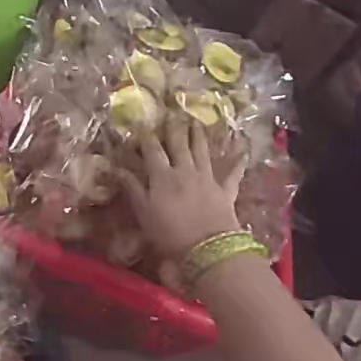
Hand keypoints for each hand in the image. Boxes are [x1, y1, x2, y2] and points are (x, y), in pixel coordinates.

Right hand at [119, 113, 246, 258]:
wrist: (206, 247)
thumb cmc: (168, 233)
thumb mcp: (143, 212)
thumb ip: (132, 188)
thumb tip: (116, 167)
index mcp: (162, 175)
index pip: (152, 150)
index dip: (146, 136)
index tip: (142, 125)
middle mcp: (185, 169)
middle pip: (179, 143)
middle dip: (174, 127)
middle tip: (172, 112)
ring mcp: (207, 177)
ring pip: (202, 150)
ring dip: (199, 134)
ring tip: (197, 121)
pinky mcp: (225, 190)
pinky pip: (233, 173)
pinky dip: (238, 162)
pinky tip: (243, 151)